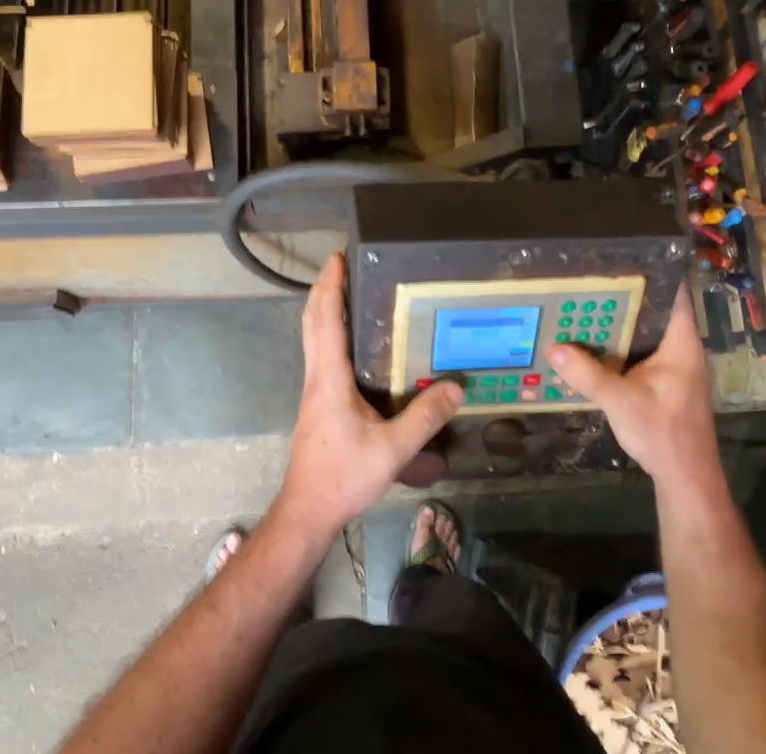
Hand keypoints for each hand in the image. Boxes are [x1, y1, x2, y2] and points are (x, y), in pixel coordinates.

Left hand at [272, 253, 463, 537]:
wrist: (308, 508)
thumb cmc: (344, 475)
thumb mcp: (392, 449)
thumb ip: (425, 418)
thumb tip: (457, 386)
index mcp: (329, 379)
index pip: (325, 320)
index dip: (330, 286)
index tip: (338, 257)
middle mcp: (317, 377)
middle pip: (313, 322)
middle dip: (325, 289)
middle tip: (344, 265)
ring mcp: (314, 391)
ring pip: (313, 338)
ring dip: (325, 310)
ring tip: (350, 293)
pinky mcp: (317, 404)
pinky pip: (321, 355)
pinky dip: (330, 334)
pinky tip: (354, 343)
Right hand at [545, 287, 725, 498]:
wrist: (685, 475)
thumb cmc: (663, 432)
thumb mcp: (620, 401)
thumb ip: (587, 374)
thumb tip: (554, 347)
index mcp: (681, 343)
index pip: (674, 294)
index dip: (654, 272)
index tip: (622, 256)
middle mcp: (680, 349)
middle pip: (653, 311)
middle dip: (623, 297)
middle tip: (588, 280)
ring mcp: (673, 366)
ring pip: (644, 334)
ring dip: (618, 324)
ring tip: (583, 306)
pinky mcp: (663, 382)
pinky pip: (638, 353)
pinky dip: (618, 347)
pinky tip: (590, 346)